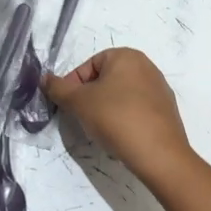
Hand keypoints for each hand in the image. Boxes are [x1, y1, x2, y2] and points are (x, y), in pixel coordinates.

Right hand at [43, 47, 194, 181]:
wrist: (158, 154)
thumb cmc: (116, 118)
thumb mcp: (78, 102)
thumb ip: (58, 88)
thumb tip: (44, 78)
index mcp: (127, 56)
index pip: (88, 65)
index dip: (73, 85)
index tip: (69, 106)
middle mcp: (147, 66)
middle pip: (105, 80)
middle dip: (90, 98)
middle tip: (82, 117)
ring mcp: (159, 90)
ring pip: (120, 96)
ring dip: (106, 109)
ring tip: (101, 129)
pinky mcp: (166, 112)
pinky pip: (136, 110)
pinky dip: (124, 119)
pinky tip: (120, 136)